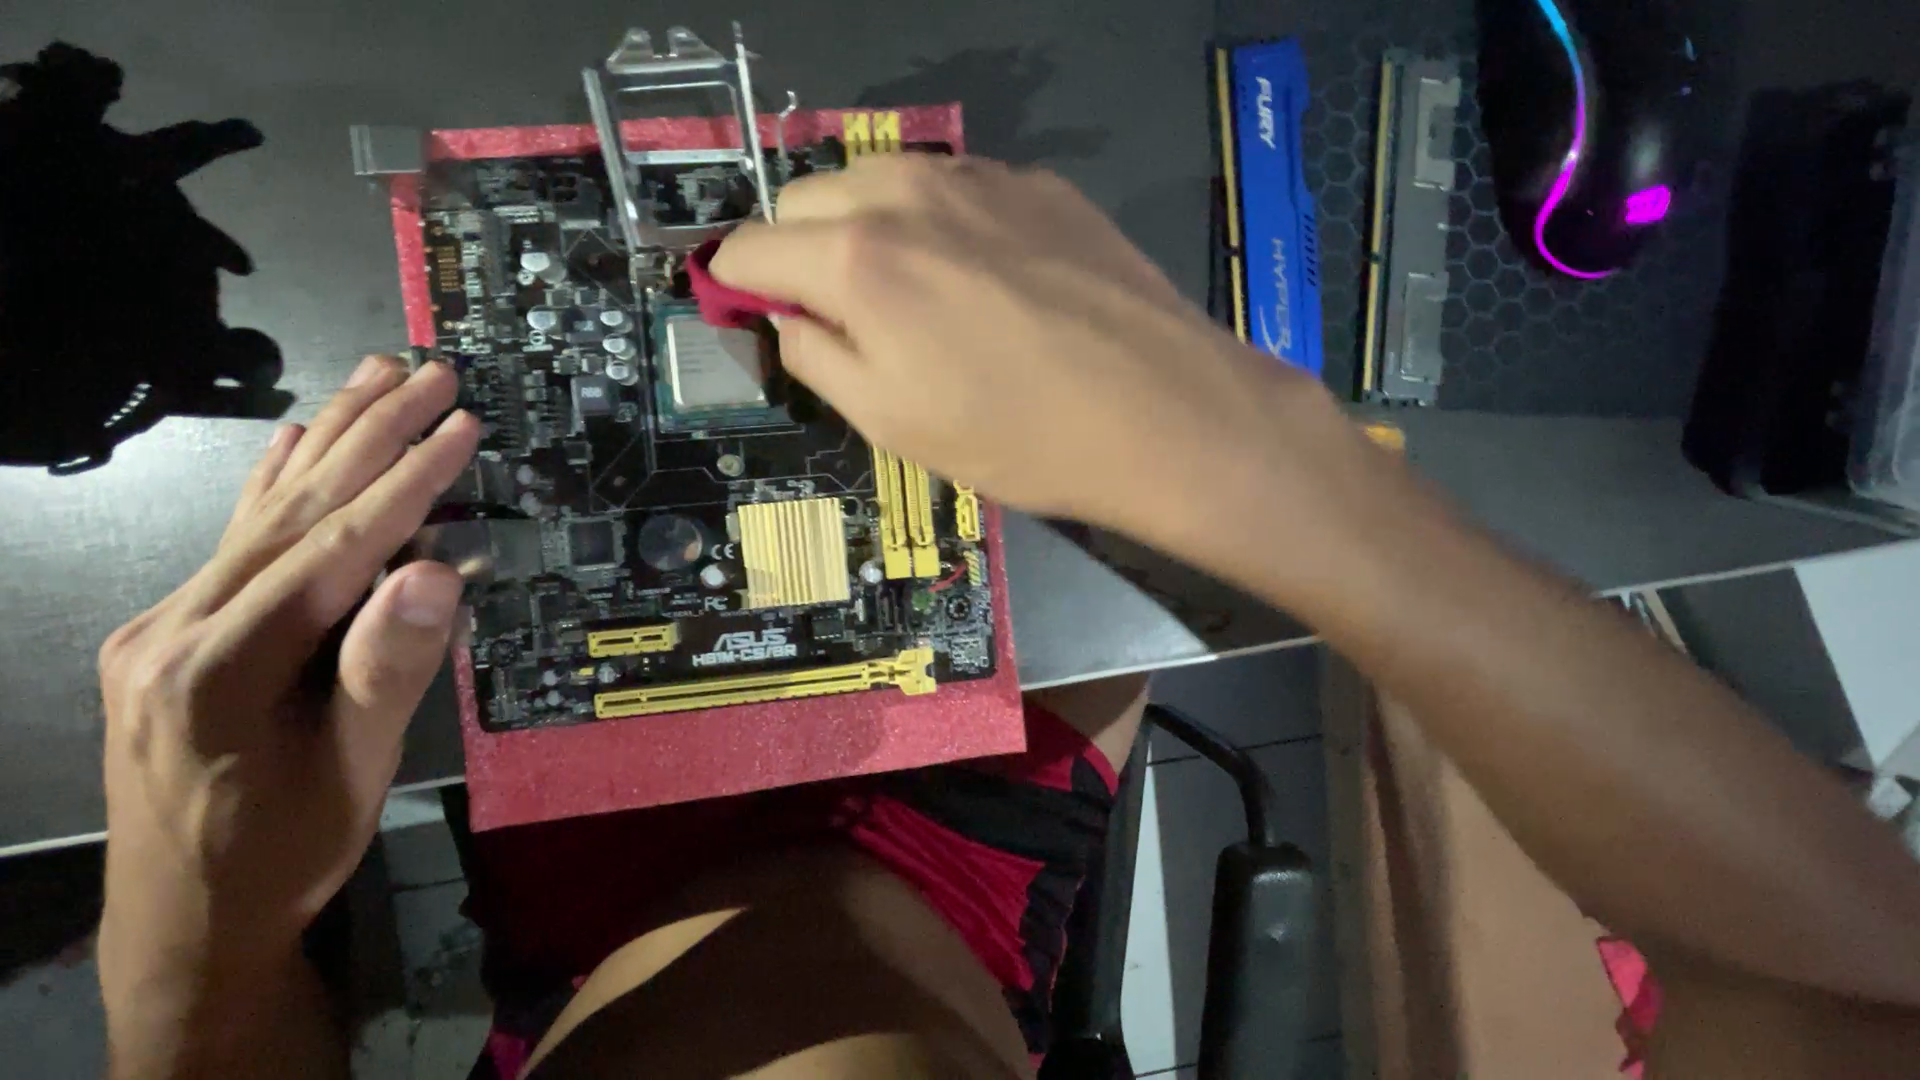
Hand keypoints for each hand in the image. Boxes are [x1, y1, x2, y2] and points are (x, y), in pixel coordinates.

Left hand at [97, 356, 477, 970]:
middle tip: (426, 370)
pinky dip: (274, 485)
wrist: (187, 919)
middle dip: (370, 432)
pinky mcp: (170, 636)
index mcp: (223, 664)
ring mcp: (164, 625)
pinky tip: (294, 443)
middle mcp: (178, 626)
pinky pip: (234, 542)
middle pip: (293, 508)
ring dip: (326, 439)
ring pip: (260, 513)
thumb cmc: (286, 848)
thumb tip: (434, 570)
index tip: (460, 424)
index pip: (336, 547)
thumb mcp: (353, 772)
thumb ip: (387, 669)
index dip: (407, 481)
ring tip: (372, 376)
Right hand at [710, 155, 1328, 527]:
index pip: (753, 246)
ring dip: (862, 226)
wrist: (1162, 413)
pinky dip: (935, 222)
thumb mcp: (893, 424)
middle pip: (809, 199)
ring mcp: (982, 179)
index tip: (744, 311)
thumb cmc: (1018, 438)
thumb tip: (785, 317)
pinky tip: (976, 275)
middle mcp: (909, 193)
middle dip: (796, 249)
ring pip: (881, 181)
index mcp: (859, 258)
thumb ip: (818, 358)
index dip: (735, 283)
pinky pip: (955, 189)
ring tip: (901, 292)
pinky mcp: (1040, 185)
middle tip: (827, 310)